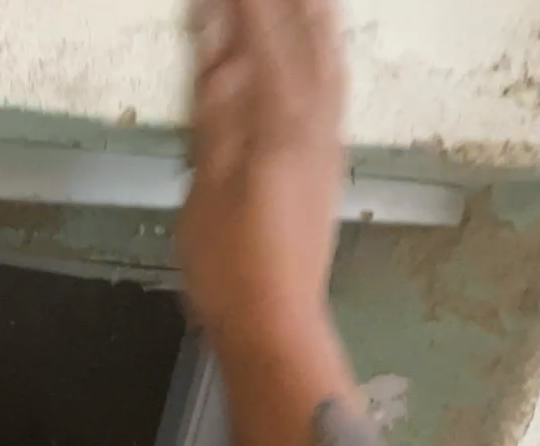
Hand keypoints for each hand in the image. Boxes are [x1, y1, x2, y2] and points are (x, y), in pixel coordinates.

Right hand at [179, 0, 346, 349]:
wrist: (275, 319)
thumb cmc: (229, 267)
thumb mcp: (207, 197)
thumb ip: (217, 124)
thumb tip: (221, 59)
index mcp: (277, 127)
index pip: (260, 43)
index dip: (241, 5)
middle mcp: (314, 122)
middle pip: (307, 38)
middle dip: (285, 0)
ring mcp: (326, 143)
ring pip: (328, 59)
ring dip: (315, 16)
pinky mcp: (327, 164)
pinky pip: (333, 87)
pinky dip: (324, 54)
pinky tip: (319, 55)